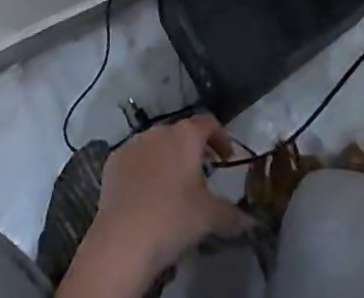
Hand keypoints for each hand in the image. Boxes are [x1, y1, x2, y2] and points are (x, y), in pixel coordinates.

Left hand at [56, 115, 252, 297]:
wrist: (123, 239)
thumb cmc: (174, 218)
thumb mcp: (210, 216)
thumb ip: (233, 214)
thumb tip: (250, 221)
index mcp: (186, 136)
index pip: (209, 123)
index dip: (221, 137)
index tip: (226, 157)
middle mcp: (159, 131)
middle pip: (181, 132)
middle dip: (194, 149)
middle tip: (202, 171)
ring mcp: (133, 143)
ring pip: (156, 144)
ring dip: (168, 157)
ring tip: (173, 183)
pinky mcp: (113, 160)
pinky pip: (135, 158)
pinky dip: (145, 168)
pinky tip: (147, 192)